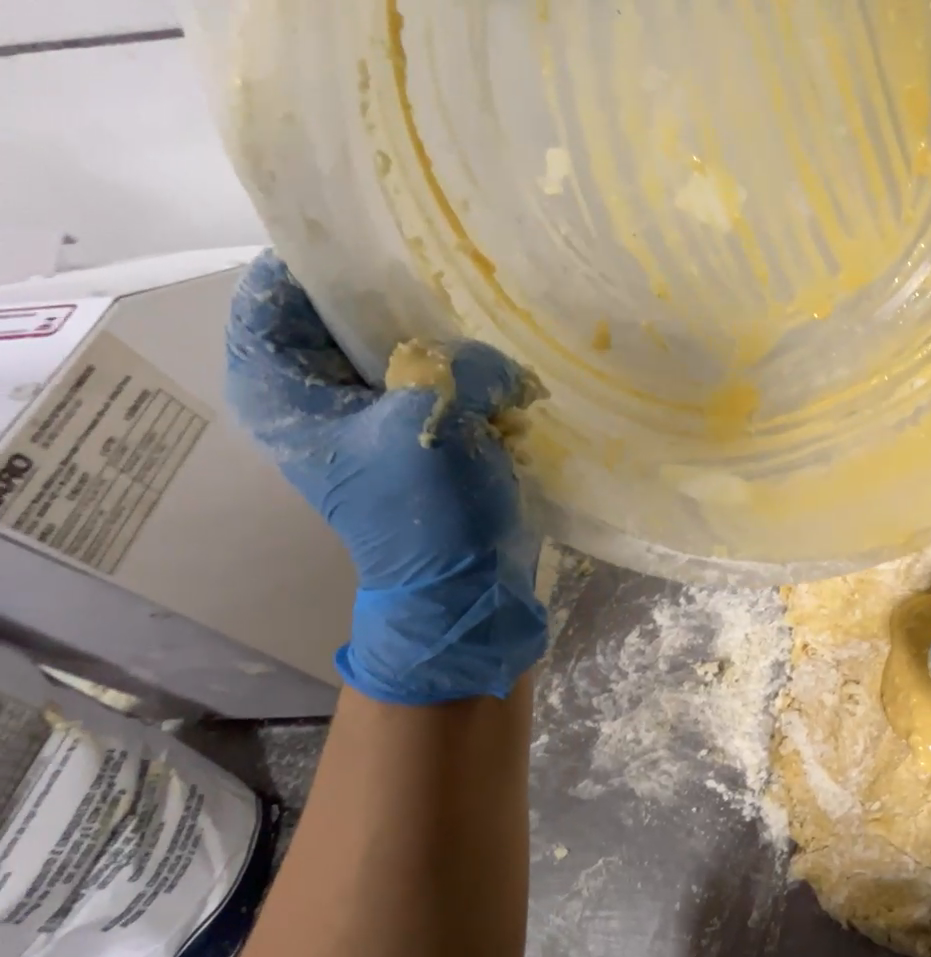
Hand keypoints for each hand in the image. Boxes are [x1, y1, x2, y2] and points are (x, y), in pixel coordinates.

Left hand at [225, 252, 547, 704]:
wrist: (462, 584)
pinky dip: (463, 372)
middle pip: (338, 312)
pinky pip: (429, 377)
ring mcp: (364, 414)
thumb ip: (460, 362)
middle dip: (395, 297)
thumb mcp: (434, 420)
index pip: (275, 288)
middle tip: (452, 279)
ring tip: (486, 326)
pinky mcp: (410, 432)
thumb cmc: (426, 510)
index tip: (390, 243)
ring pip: (393, 344)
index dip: (323, 259)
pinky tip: (501, 374)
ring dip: (441, 339)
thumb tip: (492, 359)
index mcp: (279, 385)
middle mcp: (311, 392)